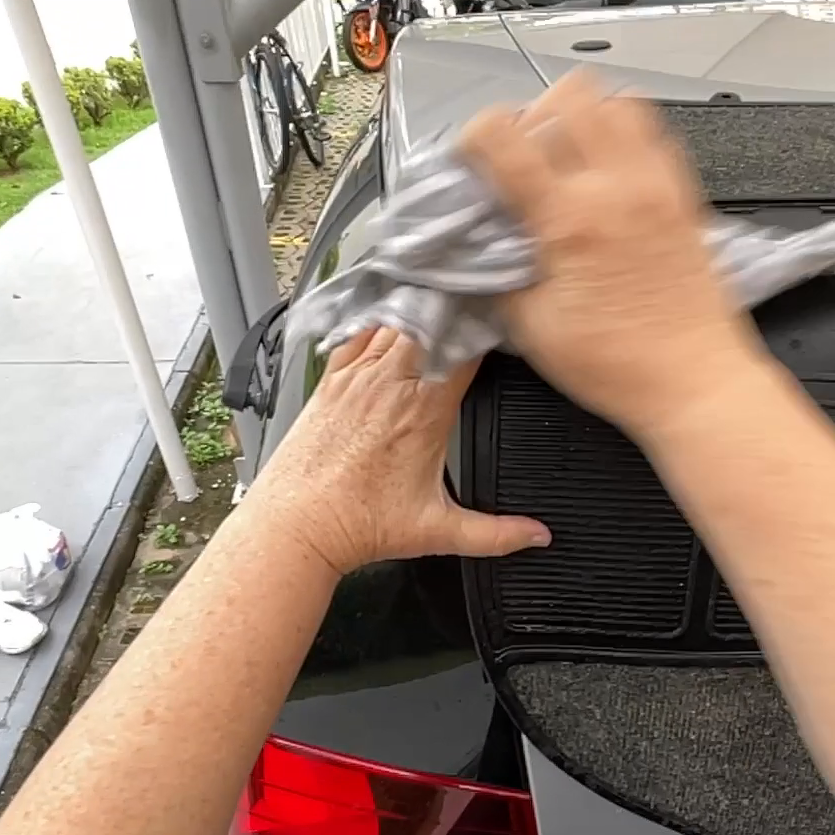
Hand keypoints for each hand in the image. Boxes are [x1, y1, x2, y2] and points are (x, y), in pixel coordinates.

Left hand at [245, 327, 550, 575]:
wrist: (298, 525)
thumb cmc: (358, 523)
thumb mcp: (439, 532)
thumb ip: (496, 534)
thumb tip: (537, 536)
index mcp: (423, 410)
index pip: (465, 345)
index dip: (489, 325)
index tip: (508, 319)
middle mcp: (389, 383)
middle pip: (432, 319)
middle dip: (458, 308)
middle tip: (481, 299)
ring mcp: (357, 377)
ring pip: (397, 319)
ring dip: (422, 310)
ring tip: (445, 302)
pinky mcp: (332, 381)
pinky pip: (361, 332)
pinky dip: (381, 319)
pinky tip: (394, 316)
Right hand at [459, 71, 768, 436]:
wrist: (695, 382)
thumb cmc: (623, 368)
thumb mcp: (537, 334)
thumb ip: (501, 283)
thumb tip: (483, 258)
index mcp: (569, 219)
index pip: (504, 136)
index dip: (473, 137)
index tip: (471, 159)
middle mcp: (616, 188)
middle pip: (566, 94)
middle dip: (532, 117)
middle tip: (523, 159)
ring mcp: (657, 187)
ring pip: (615, 101)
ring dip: (581, 119)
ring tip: (567, 161)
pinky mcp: (684, 199)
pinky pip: (654, 134)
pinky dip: (624, 137)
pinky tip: (610, 178)